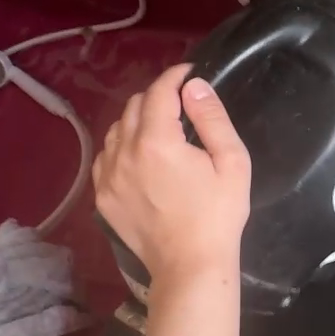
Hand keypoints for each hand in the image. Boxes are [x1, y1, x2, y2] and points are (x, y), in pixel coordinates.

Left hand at [93, 64, 251, 290]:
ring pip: (116, 130)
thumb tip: (195, 86)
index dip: (175, 76)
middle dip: (158, 95)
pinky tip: (142, 154)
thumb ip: (213, 119)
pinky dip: (122, 144)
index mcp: (158, 141)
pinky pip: (106, 156)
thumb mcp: (232, 161)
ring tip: (163, 126)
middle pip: (134, 107)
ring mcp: (107, 176)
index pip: (159, 93)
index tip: (190, 72)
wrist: (189, 263)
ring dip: (138, 119)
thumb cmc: (219, 212)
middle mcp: (124, 153)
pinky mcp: (102, 196)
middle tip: (183, 101)